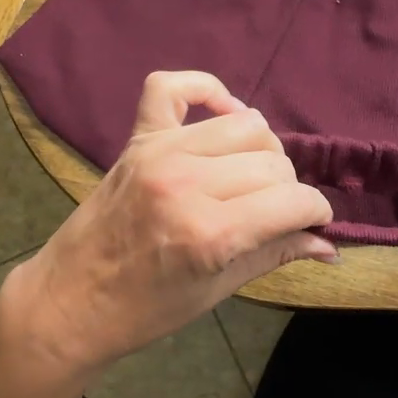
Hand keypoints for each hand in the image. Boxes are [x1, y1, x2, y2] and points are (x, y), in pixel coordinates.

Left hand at [0, 70, 333, 388]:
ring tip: (252, 177)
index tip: (315, 224)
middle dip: (289, 189)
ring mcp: (158, 153)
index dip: (316, 212)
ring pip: (244, 124)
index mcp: (210, 232)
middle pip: (273, 161)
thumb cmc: (145, 310)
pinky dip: (206, 90)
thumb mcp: (218, 289)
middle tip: (276, 213)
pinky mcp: (136, 140)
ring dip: (261, 150)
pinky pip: (172, 87)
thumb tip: (330, 245)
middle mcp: (187, 182)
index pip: (293, 201)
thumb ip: (276, 254)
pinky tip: (224, 112)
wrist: (67, 304)